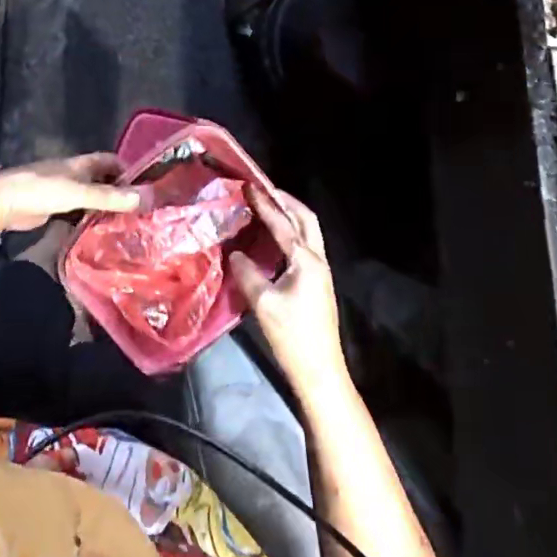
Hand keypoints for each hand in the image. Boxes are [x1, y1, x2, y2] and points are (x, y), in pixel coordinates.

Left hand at [0, 153, 142, 239]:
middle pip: (102, 180)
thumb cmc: (42, 190)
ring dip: (103, 209)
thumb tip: (145, 197)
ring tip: (123, 226)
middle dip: (118, 193)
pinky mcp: (52, 209)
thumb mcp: (80, 193)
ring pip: (89, 198)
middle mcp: (74, 174)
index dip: (128, 170)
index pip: (111, 160)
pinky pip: (77, 213)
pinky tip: (97, 234)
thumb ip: (110, 197)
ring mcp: (62, 191)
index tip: (144, 189)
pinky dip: (87, 220)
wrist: (3, 202)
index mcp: (81, 163)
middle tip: (138, 213)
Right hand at [228, 186, 348, 396]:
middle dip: (285, 200)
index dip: (264, 203)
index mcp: (306, 260)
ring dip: (290, 215)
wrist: (320, 370)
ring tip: (267, 205)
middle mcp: (317, 260)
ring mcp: (320, 272)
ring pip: (308, 232)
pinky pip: (305, 245)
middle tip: (263, 189)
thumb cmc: (292, 336)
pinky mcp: (317, 283)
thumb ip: (247, 273)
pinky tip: (274, 237)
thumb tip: (235, 253)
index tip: (248, 186)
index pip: (282, 223)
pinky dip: (291, 232)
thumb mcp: (263, 303)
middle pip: (305, 219)